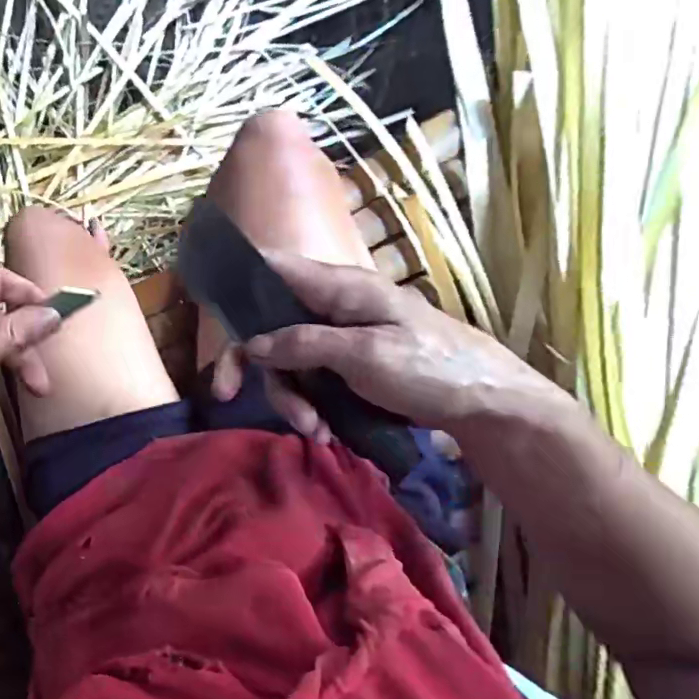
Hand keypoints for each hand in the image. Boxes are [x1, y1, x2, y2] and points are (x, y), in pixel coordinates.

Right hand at [230, 250, 572, 438]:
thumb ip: (306, 344)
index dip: (238, 283)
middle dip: (258, 366)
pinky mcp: (350, 366)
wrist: (486, 402)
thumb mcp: (365, 355)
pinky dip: (310, 405)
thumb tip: (254, 343)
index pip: (274, 268)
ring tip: (314, 431)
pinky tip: (325, 430)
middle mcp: (333, 306)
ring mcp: (342, 337)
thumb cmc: (431, 367)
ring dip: (290, 397)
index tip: (212, 315)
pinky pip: (312, 380)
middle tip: (231, 398)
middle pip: (271, 326)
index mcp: (339, 287)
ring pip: (289, 361)